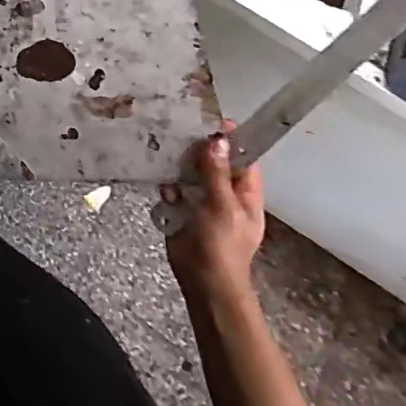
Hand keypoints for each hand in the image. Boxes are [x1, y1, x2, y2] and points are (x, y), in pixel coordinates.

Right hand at [159, 121, 265, 300]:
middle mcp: (225, 194)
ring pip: (192, 173)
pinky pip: (174, 188)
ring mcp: (203, 202)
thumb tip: (217, 139)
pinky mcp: (182, 210)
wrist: (204, 283)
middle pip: (214, 162)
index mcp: (245, 195)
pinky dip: (167, 182)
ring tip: (165, 143)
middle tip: (181, 127)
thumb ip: (216, 173)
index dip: (233, 141)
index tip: (214, 122)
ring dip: (180, 163)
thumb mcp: (222, 207)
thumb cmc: (222, 246)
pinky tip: (159, 175)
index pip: (244, 159)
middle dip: (200, 148)